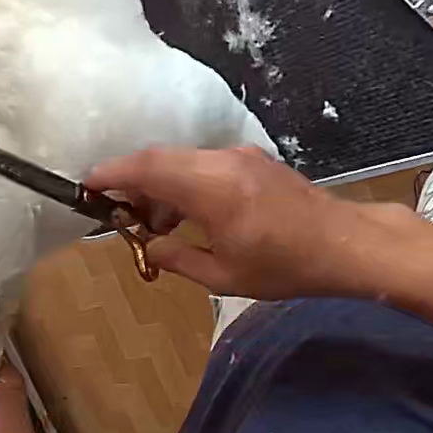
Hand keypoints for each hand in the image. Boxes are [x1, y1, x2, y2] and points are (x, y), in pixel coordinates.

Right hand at [88, 146, 424, 299]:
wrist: (344, 244)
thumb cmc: (285, 267)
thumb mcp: (224, 276)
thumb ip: (178, 258)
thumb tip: (147, 247)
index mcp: (213, 189)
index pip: (148, 169)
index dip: (112, 174)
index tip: (88, 186)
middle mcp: (222, 161)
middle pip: (160, 158)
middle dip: (132, 181)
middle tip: (120, 214)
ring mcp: (239, 156)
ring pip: (181, 159)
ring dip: (159, 184)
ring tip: (155, 224)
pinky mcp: (251, 160)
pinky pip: (202, 163)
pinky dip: (183, 182)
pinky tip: (186, 214)